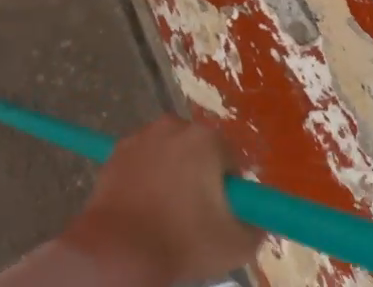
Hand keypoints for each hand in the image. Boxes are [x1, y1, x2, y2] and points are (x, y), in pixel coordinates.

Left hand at [60, 117, 264, 284]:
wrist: (123, 247)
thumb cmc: (186, 240)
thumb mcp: (240, 244)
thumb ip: (256, 225)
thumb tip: (251, 217)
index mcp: (204, 139)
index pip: (230, 159)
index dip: (231, 188)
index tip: (225, 213)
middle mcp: (170, 126)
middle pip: (197, 151)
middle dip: (202, 175)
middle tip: (200, 213)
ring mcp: (138, 136)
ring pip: (168, 153)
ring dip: (173, 173)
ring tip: (171, 211)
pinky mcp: (115, 151)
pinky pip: (143, 161)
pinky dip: (148, 176)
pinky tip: (147, 205)